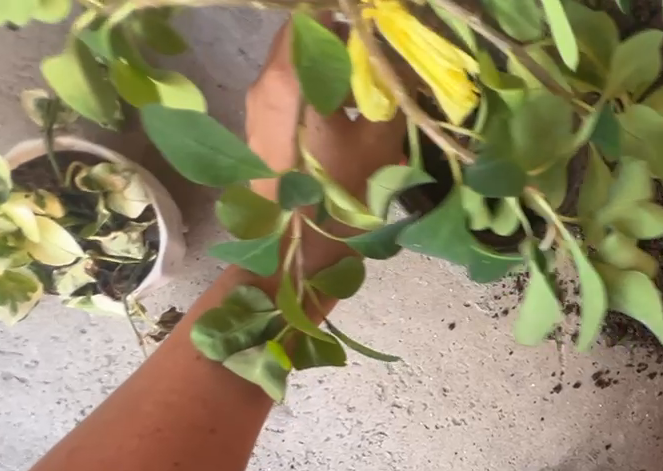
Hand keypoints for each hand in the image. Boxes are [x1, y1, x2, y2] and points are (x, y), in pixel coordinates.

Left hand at [245, 25, 406, 202]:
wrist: (295, 256)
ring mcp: (260, 111)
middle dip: (349, 48)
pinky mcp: (266, 133)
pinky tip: (356, 122)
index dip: (348, 21)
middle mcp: (263, 85)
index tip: (381, 32)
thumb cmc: (336, 200)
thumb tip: (402, 67)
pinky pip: (298, 98)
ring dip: (340, 76)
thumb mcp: (379, 146)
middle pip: (306, 43)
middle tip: (388, 66)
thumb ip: (390, 98)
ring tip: (377, 97)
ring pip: (303, 72)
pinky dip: (327, 98)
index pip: (312, 19)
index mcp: (285, 80)